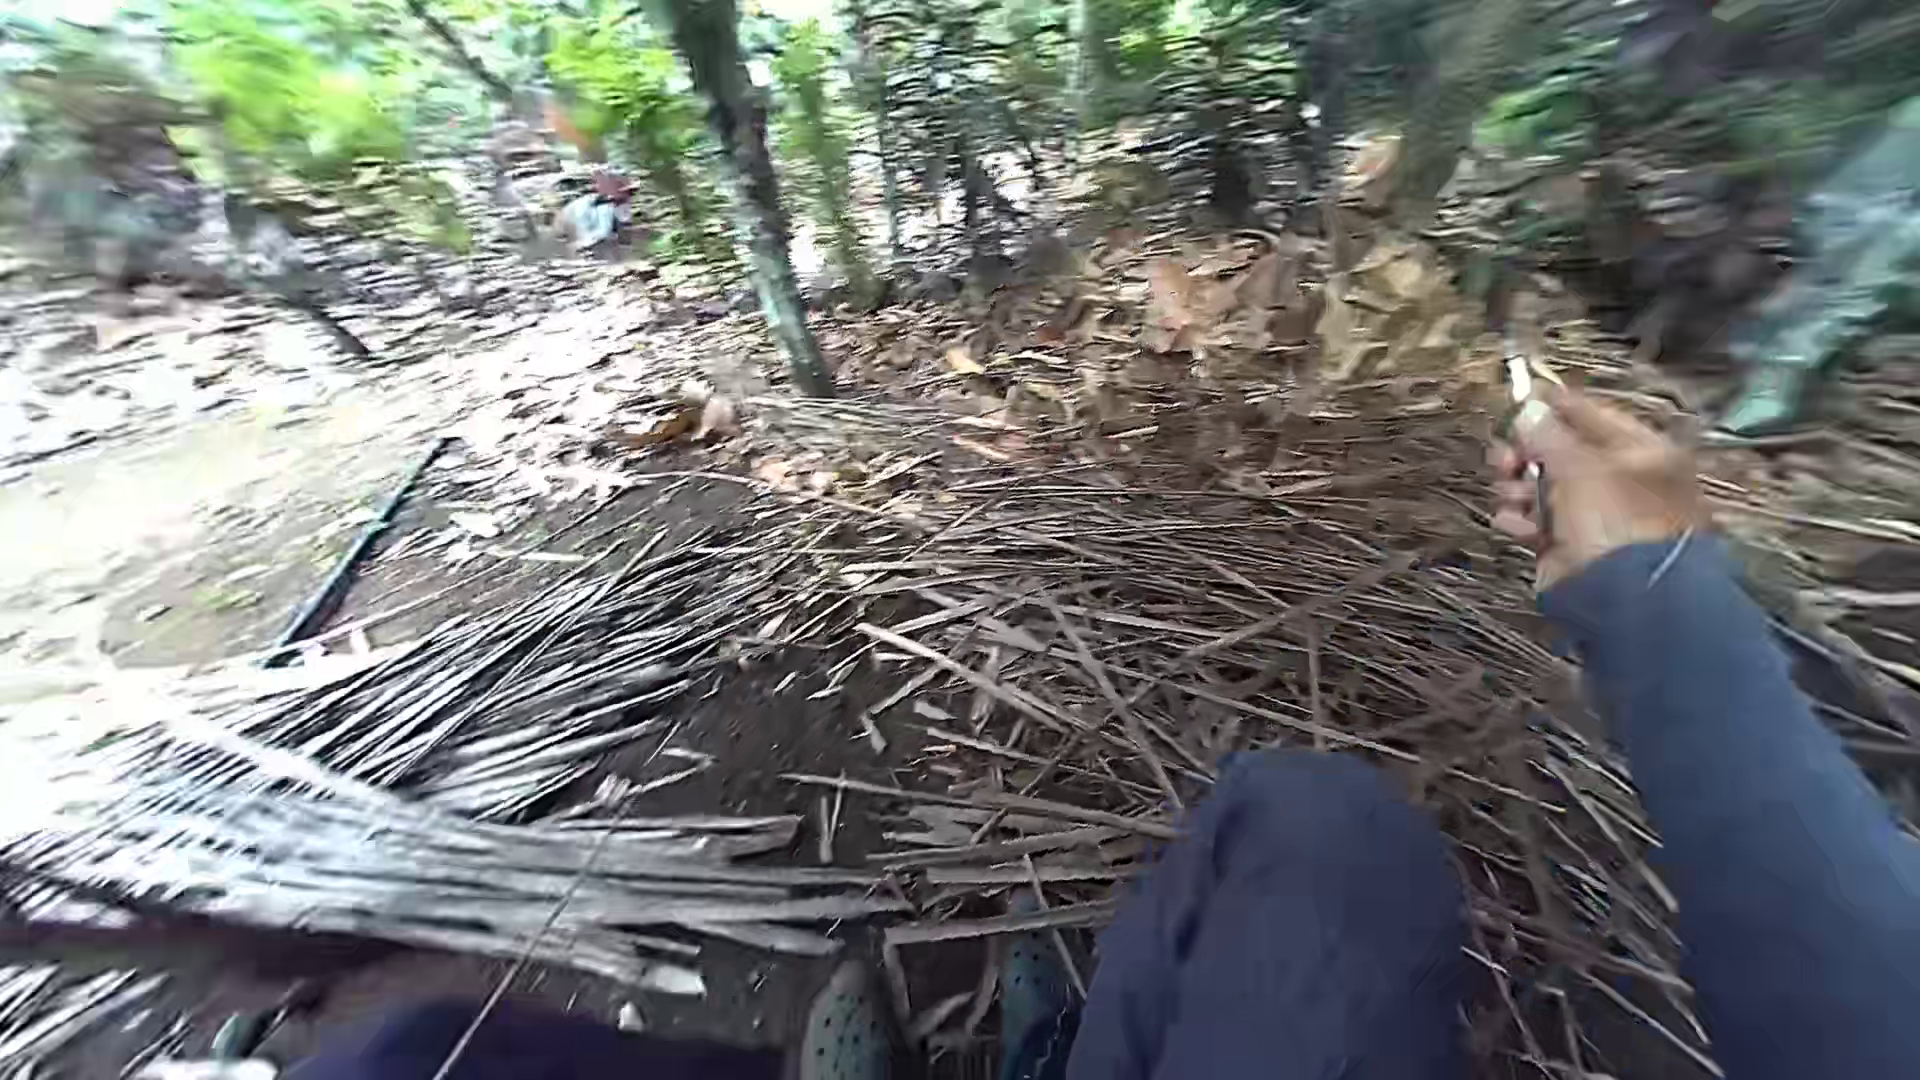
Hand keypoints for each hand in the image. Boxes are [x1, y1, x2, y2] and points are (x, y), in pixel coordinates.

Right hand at [1490, 385, 1709, 589]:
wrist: (1619, 591)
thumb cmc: (1612, 519)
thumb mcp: (1581, 468)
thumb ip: (1548, 437)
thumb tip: (1528, 408)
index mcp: (1635, 451)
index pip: (1588, 415)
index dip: (1551, 407)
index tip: (1516, 398)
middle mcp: (1613, 476)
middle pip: (1552, 451)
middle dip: (1522, 456)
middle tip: (1502, 462)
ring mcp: (1587, 508)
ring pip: (1532, 484)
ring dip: (1515, 490)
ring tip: (1513, 501)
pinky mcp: (1561, 536)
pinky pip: (1528, 517)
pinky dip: (1518, 520)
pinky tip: (1519, 527)